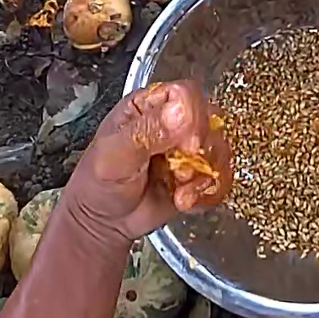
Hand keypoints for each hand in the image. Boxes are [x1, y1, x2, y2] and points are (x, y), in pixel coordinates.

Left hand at [55, 81, 219, 254]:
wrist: (102, 223)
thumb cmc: (98, 182)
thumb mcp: (115, 154)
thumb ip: (146, 132)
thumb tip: (179, 112)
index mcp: (149, 105)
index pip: (186, 94)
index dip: (193, 117)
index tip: (186, 145)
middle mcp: (173, 122)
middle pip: (210, 121)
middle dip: (201, 152)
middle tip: (181, 172)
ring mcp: (188, 149)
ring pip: (219, 151)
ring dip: (202, 176)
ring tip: (178, 192)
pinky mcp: (198, 175)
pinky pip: (220, 178)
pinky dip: (206, 193)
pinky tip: (184, 201)